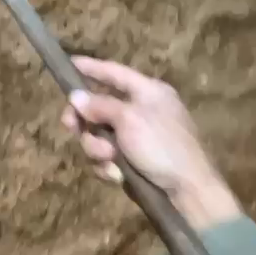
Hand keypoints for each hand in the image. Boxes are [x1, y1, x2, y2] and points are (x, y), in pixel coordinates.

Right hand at [59, 56, 242, 229]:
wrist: (188, 192)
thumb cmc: (162, 146)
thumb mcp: (129, 119)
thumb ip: (99, 105)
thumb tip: (75, 96)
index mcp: (148, 92)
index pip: (114, 72)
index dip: (90, 67)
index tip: (67, 62)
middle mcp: (141, 110)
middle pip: (98, 106)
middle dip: (85, 120)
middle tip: (71, 127)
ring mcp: (136, 137)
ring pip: (97, 134)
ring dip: (96, 147)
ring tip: (108, 159)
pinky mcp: (131, 160)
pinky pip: (105, 156)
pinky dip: (106, 165)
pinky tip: (115, 174)